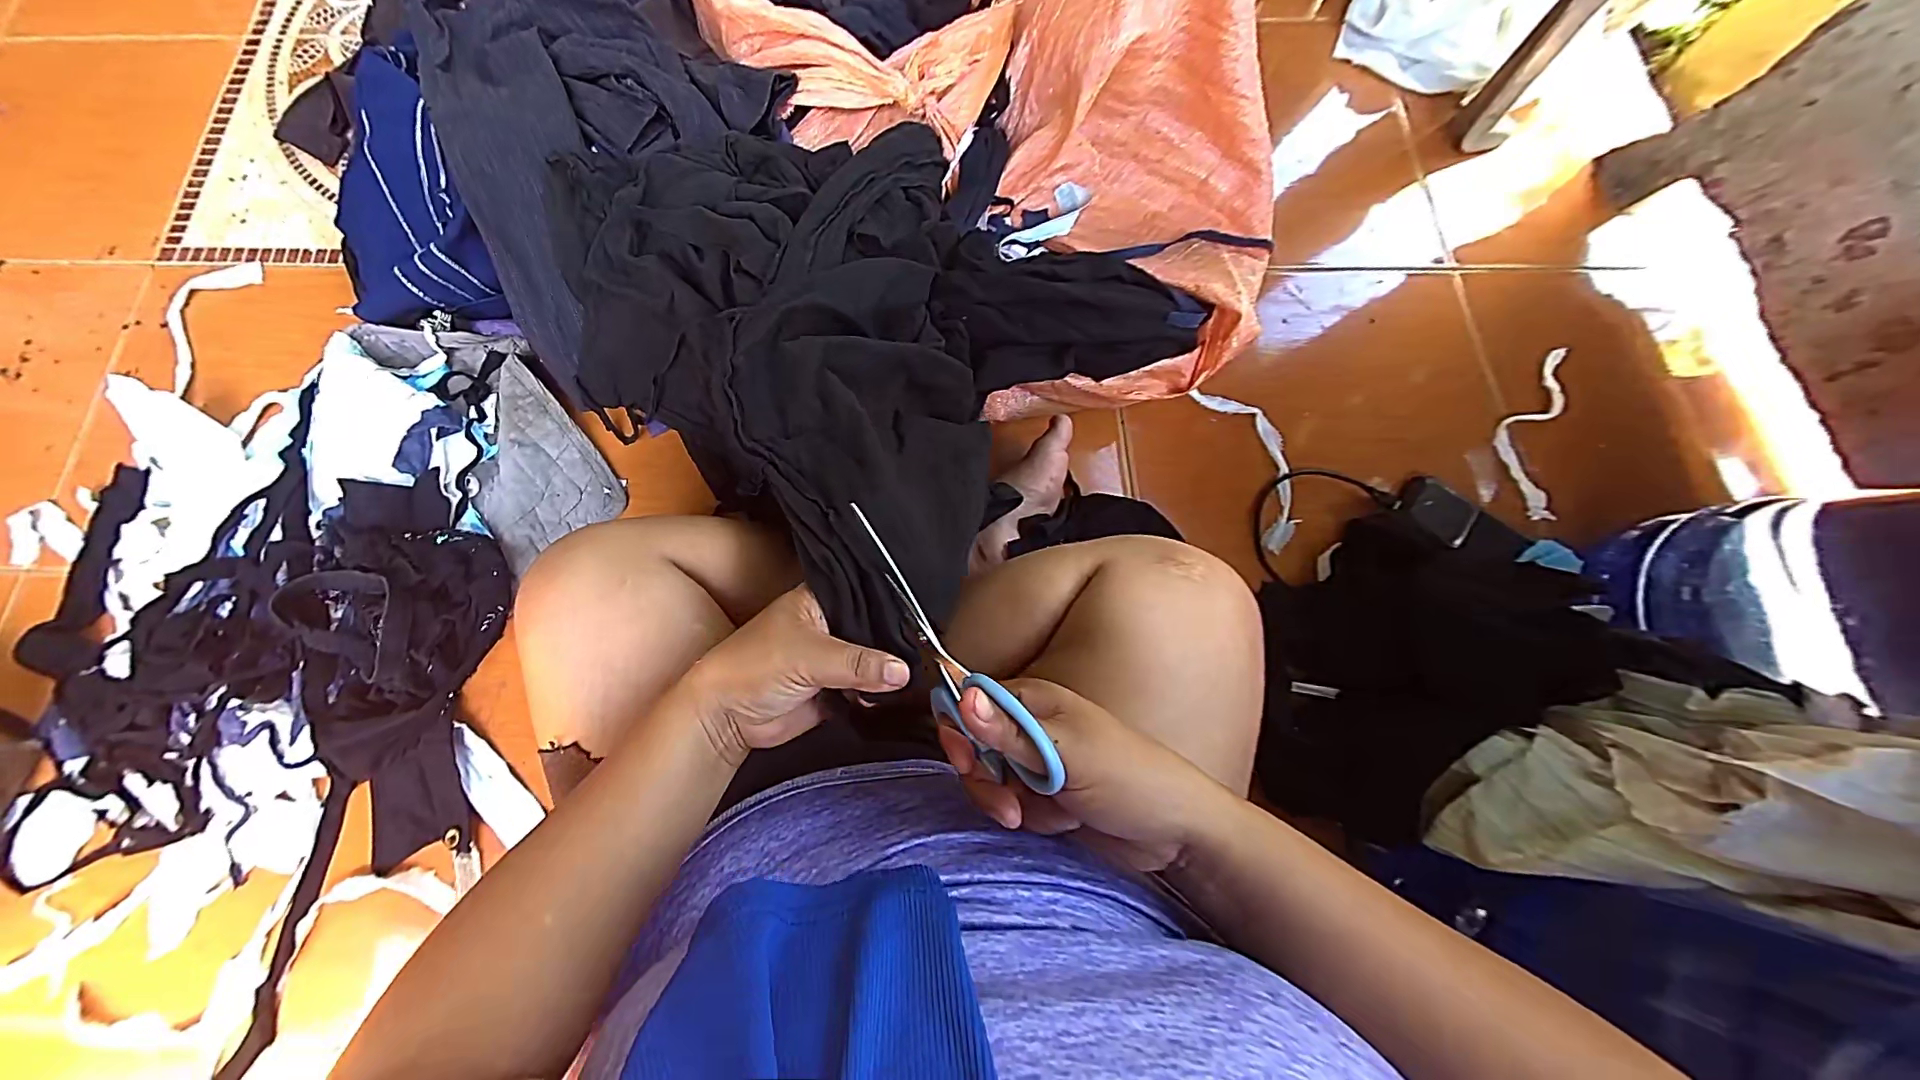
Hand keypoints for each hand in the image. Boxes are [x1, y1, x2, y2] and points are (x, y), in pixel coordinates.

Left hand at [676, 586, 909, 766]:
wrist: (727, 718)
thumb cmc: (753, 666)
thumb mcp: (810, 656)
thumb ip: (858, 662)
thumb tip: (902, 671)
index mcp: (821, 600)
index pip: (867, 595)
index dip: (895, 607)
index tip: (927, 619)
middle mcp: (831, 625)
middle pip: (875, 630)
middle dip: (895, 644)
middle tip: (926, 654)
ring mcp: (835, 658)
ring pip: (874, 662)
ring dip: (889, 673)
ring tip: (916, 677)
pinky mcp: (837, 688)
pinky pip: (868, 689)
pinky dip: (880, 695)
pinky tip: (898, 696)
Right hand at [936, 678, 1232, 870]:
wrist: (1174, 832)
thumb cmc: (1131, 778)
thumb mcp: (1066, 754)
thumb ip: (1010, 730)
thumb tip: (963, 696)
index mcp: (1033, 700)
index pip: (970, 701)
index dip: (959, 729)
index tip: (967, 760)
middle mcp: (1030, 725)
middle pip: (973, 744)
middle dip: (983, 777)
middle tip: (1007, 801)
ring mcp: (1037, 760)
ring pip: (989, 778)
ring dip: (1006, 802)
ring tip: (1038, 814)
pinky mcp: (1044, 792)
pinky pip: (1011, 802)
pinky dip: (1028, 816)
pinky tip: (1061, 820)